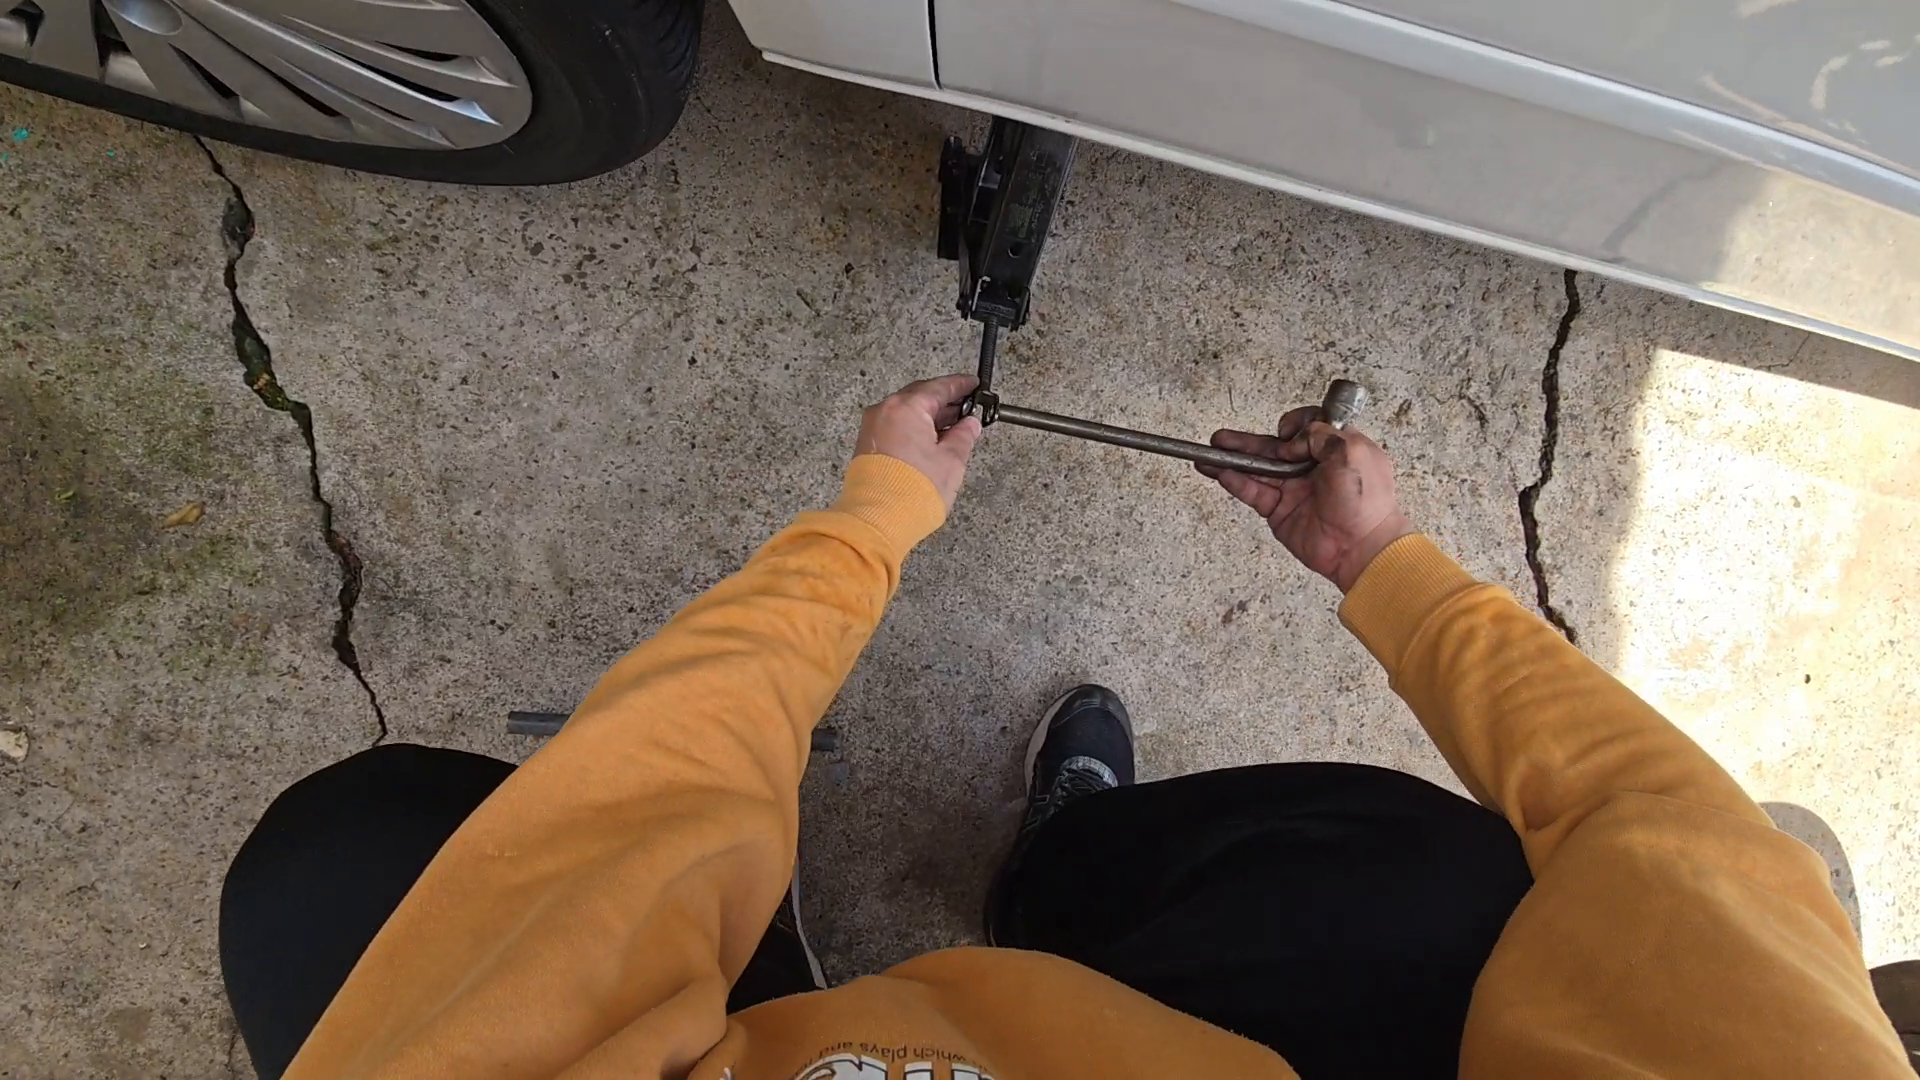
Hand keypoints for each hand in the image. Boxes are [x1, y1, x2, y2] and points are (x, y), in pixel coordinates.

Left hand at [853, 374, 984, 508]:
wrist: (878, 519)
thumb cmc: (913, 491)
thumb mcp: (951, 461)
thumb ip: (964, 436)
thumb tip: (970, 424)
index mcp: (907, 408)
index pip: (939, 387)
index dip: (960, 385)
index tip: (973, 385)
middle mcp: (885, 412)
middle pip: (919, 397)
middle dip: (944, 402)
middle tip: (966, 408)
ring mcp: (873, 428)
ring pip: (905, 412)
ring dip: (928, 417)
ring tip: (952, 428)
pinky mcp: (867, 446)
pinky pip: (894, 426)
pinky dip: (913, 428)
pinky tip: (930, 441)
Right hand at [1200, 405, 1413, 591]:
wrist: (1359, 546)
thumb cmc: (1365, 502)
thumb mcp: (1352, 452)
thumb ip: (1319, 435)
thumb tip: (1292, 441)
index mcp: (1333, 448)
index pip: (1305, 427)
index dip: (1293, 426)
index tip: (1289, 435)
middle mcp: (1311, 467)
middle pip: (1271, 448)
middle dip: (1244, 441)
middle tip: (1220, 438)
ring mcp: (1292, 489)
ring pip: (1255, 469)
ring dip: (1231, 460)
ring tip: (1207, 455)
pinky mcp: (1278, 510)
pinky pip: (1252, 492)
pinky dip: (1236, 483)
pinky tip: (1220, 473)